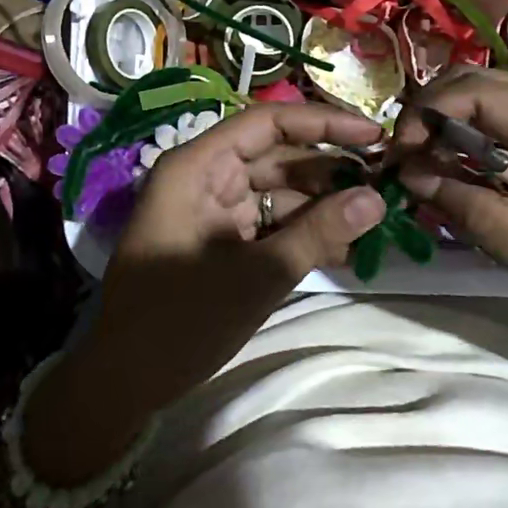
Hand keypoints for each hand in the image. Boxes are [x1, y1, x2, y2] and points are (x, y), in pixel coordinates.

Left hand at [25, 104, 385, 485]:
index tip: (375, 135)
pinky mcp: (218, 239)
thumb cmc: (181, 321)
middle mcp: (204, 177)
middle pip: (276, 155)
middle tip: (384, 182)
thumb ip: (319, 232)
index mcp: (198, 166)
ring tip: (372, 218)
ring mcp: (210, 209)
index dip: (325, 123)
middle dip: (329, 169)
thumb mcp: (259, 275)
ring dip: (321, 204)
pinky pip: (267, 221)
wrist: (123, 385)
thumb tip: (378, 199)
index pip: (268, 123)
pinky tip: (342, 245)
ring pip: (276, 190)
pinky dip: (301, 230)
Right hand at [394, 68, 507, 346]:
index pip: (485, 92)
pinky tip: (464, 175)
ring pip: (494, 97)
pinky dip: (476, 139)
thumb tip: (414, 176)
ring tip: (427, 171)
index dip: (431, 112)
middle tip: (406, 164)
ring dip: (452, 125)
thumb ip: (482, 216)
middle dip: (434, 113)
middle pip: (485, 82)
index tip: (401, 157)